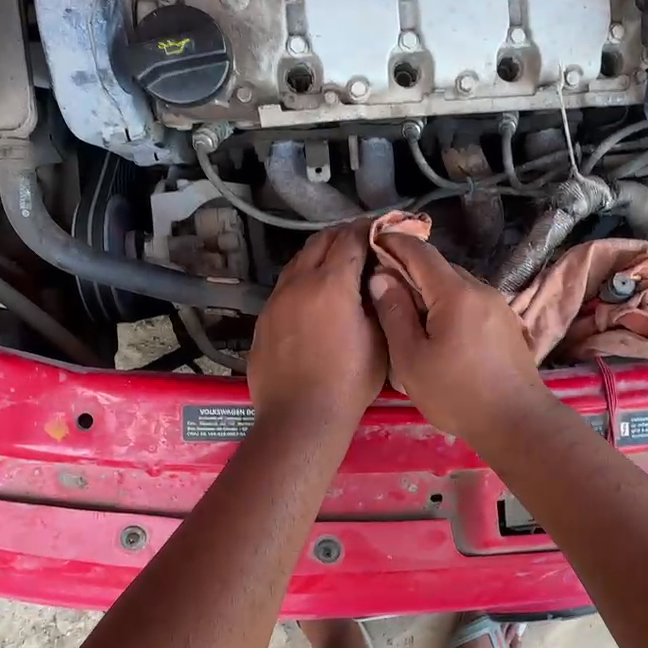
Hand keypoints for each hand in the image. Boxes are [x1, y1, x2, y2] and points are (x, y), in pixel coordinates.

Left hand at [247, 221, 386, 428]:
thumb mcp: (380, 340)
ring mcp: (276, 299)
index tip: (383, 229)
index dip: (369, 229)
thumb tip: (378, 279)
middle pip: (321, 241)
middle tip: (364, 242)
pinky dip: (304, 277)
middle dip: (344, 236)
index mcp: (331, 283)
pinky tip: (315, 294)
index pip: (351, 238)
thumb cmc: (349, 382)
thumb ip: (380, 302)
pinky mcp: (264, 318)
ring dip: (321, 254)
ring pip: (299, 260)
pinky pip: (286, 285)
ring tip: (340, 264)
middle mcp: (299, 282)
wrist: (300, 418)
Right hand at [368, 232, 553, 441]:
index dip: (394, 242)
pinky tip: (438, 330)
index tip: (371, 241)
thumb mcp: (411, 359)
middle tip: (382, 287)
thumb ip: (394, 313)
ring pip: (456, 286)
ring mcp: (498, 306)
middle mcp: (480, 290)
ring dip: (431, 290)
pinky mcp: (507, 324)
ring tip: (408, 313)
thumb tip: (381, 277)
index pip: (420, 252)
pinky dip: (449, 305)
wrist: (517, 422)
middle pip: (440, 268)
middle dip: (410, 270)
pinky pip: (471, 303)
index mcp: (455, 293)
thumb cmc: (457, 394)